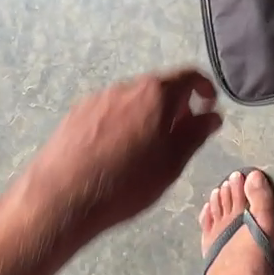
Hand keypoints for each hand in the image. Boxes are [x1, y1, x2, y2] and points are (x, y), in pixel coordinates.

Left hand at [20, 68, 223, 238]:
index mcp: (157, 94)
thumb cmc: (126, 183)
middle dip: (175, 106)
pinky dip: (121, 122)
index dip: (204, 88)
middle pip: (160, 87)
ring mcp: (100, 97)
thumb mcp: (171, 164)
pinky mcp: (78, 112)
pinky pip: (110, 110)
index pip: (190, 76)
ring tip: (144, 149)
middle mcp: (129, 87)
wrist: (61, 198)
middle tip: (178, 135)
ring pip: (133, 99)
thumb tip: (212, 115)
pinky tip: (114, 152)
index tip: (208, 106)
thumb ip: (195, 134)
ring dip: (147, 115)